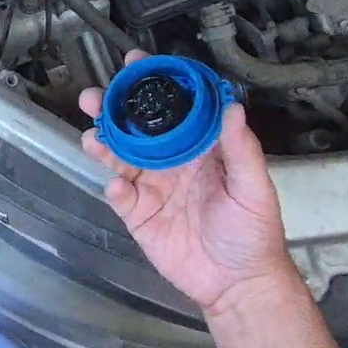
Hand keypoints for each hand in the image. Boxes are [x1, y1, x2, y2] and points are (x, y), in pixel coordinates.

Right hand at [79, 52, 292, 317]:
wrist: (237, 284)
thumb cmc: (254, 234)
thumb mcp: (255, 188)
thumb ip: (241, 150)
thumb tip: (233, 108)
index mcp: (198, 149)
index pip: (172, 108)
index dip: (152, 83)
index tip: (136, 63)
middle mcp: (169, 162)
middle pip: (134, 129)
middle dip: (111, 109)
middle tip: (95, 97)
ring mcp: (151, 187)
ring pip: (118, 157)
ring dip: (103, 143)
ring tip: (93, 136)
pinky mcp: (138, 214)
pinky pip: (119, 196)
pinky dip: (114, 190)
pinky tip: (117, 188)